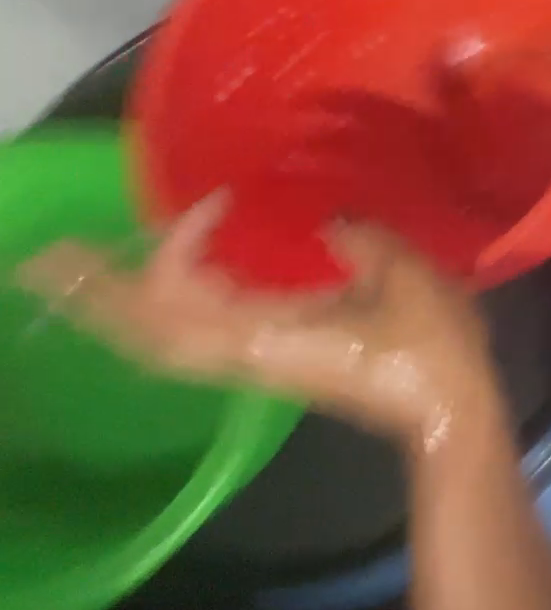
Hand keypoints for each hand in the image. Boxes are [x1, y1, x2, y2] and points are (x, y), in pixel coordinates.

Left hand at [16, 193, 501, 454]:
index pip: (183, 289)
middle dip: (93, 293)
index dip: (182, 240)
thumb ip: (364, 241)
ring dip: (116, 310)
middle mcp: (243, 354)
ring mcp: (255, 365)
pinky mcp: (274, 367)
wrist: (446, 409)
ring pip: (157, 343)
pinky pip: (187, 345)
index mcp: (268, 332)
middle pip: (141, 331)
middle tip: (45, 258)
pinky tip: (173, 298)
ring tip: (86, 278)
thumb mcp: (410, 281)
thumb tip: (328, 220)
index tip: (219, 200)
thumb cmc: (431, 346)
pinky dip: (158, 320)